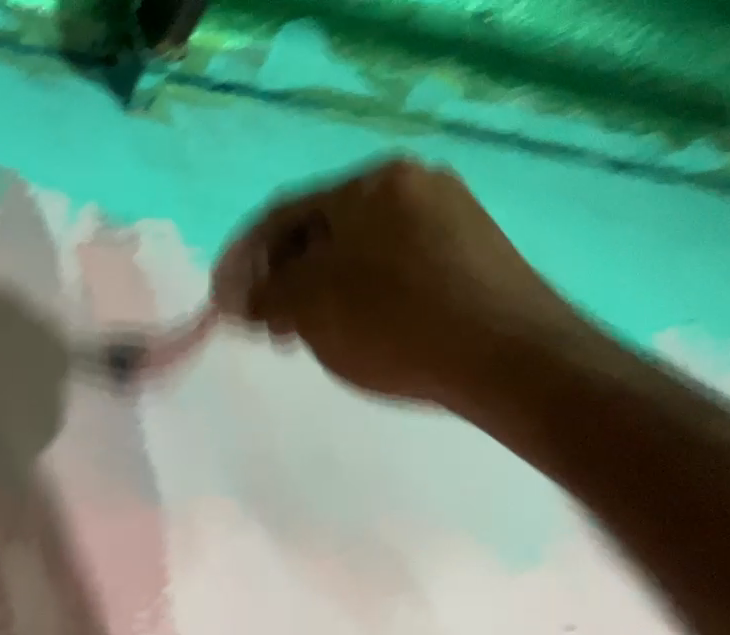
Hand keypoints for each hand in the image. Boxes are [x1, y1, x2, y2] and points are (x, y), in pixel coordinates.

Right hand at [222, 156, 586, 407]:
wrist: (510, 356)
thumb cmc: (393, 322)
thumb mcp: (305, 307)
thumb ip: (258, 296)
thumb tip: (235, 298)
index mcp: (367, 183)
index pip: (278, 217)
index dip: (238, 262)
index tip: (219, 306)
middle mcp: (409, 183)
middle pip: (317, 230)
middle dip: (277, 278)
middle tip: (260, 327)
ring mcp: (446, 214)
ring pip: (352, 249)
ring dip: (313, 289)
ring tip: (300, 335)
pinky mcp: (469, 250)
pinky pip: (388, 263)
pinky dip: (354, 292)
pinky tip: (349, 328)